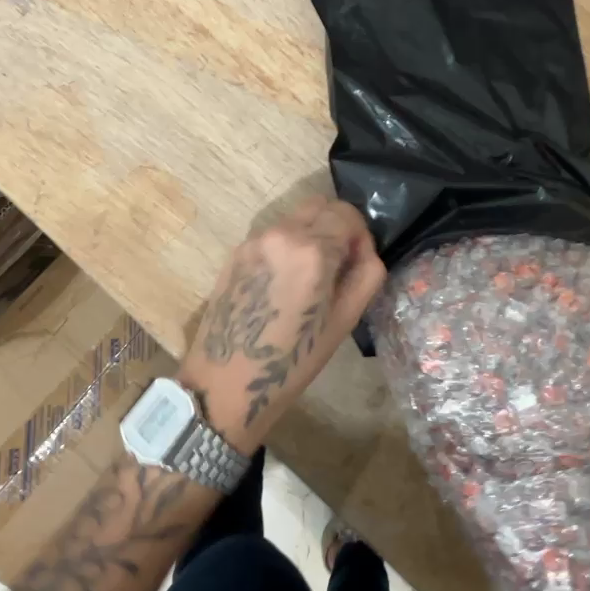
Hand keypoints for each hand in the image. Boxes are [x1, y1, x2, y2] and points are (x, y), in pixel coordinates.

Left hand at [179, 197, 386, 453]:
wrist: (223, 384)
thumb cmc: (291, 362)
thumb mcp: (343, 323)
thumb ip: (366, 276)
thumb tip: (365, 252)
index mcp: (312, 250)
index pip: (347, 214)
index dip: (359, 235)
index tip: (357, 262)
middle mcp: (282, 234)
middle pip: (320, 206)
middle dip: (335, 226)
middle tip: (338, 265)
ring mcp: (254, 240)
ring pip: (295, 219)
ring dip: (310, 235)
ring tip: (308, 279)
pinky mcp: (236, 252)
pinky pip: (273, 235)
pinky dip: (286, 246)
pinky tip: (282, 286)